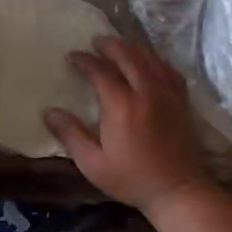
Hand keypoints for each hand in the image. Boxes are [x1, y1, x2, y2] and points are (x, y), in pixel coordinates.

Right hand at [46, 36, 210, 211]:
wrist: (177, 190)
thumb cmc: (132, 179)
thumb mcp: (93, 163)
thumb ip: (71, 135)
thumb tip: (49, 113)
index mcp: (122, 105)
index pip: (100, 71)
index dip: (85, 60)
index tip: (72, 57)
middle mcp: (147, 91)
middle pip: (128, 55)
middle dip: (110, 45)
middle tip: (96, 42)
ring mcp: (168, 94)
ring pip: (150, 58)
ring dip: (132, 48)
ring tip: (119, 47)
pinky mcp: (182, 100)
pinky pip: (169, 69)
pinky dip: (155, 60)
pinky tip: (149, 62)